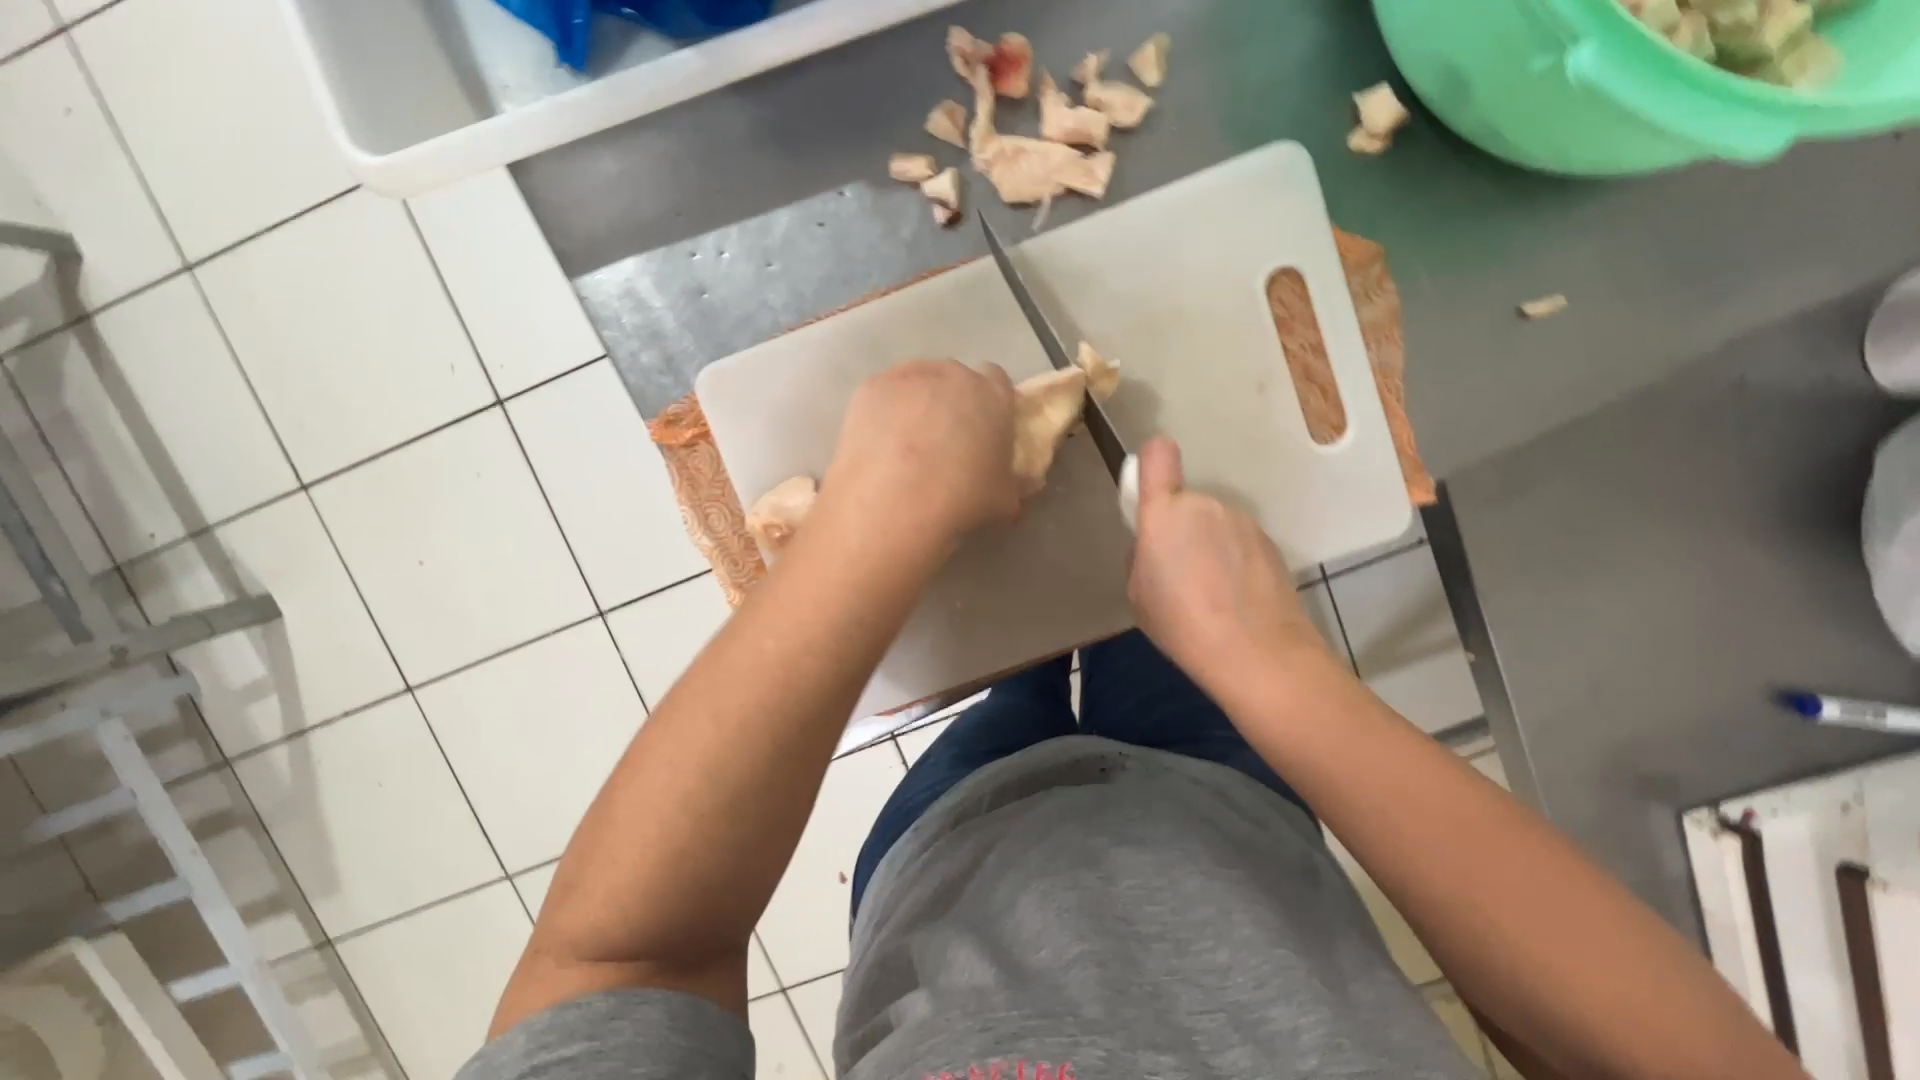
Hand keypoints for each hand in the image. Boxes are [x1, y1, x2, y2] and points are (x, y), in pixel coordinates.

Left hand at [821, 359, 1022, 551]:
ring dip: (916, 402)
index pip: (997, 380)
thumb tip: (1022, 483)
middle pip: (955, 378)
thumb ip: (1013, 483)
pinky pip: (884, 392)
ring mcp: (910, 376)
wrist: (896, 501)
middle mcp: (954, 375)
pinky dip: (883, 410)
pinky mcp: (872, 386)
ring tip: (904, 442)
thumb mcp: (1004, 500)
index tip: (981, 426)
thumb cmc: (962, 500)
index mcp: (994, 397)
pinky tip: (877, 441)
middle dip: (951, 401)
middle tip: (942, 439)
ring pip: (917, 381)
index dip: (988, 402)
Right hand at [1127, 437, 1336, 692]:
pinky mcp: (1270, 542)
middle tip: (1180, 575)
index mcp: (1164, 514)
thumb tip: (1156, 548)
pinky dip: (1236, 562)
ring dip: (1210, 546)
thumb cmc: (1182, 624)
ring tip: (1212, 593)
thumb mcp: (1139, 595)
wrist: (1256, 651)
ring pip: (1215, 524)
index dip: (1151, 465)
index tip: (1150, 493)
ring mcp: (1242, 521)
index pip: (1157, 455)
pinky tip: (1238, 598)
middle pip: (1185, 504)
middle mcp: (1205, 505)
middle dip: (1181, 529)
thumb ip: (1142, 556)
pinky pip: (1240, 543)